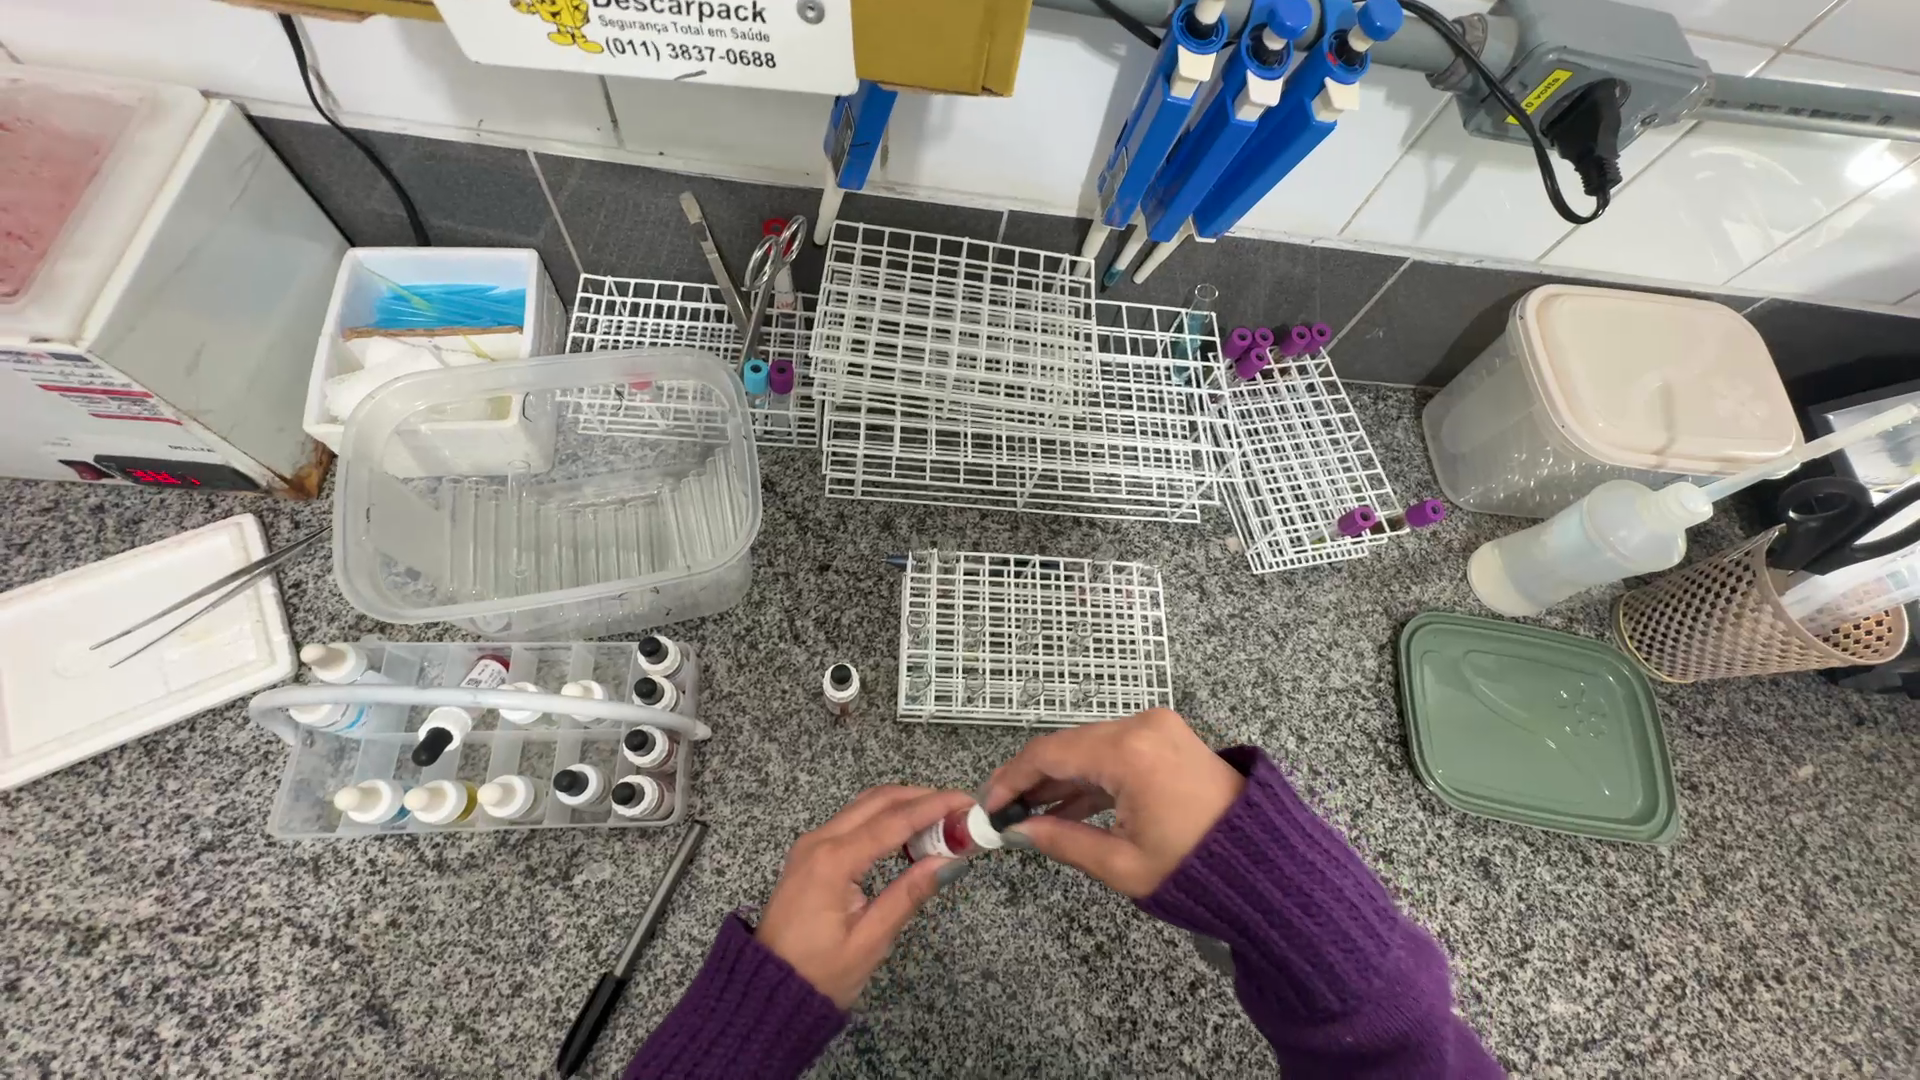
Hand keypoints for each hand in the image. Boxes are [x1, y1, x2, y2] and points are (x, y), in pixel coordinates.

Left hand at [755, 785, 975, 1007]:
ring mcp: (812, 843)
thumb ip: (908, 895)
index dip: (934, 807)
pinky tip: (908, 837)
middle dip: (922, 798)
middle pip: (879, 800)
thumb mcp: (870, 941)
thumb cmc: (818, 975)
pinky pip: (853, 821)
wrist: (765, 993)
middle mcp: (819, 840)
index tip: (967, 802)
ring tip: (941, 822)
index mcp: (833, 860)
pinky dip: (884, 819)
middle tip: (959, 810)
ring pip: (865, 806)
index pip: (894, 820)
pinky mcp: (811, 853)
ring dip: (904, 806)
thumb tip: (948, 861)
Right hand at [979, 708, 1243, 897]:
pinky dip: (1091, 778)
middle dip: (1032, 779)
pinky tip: (1065, 808)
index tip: (986, 805)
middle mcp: (1140, 725)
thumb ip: (1062, 842)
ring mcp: (1157, 728)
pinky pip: (1115, 752)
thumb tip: (1017, 833)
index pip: (1049, 753)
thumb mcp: (1122, 864)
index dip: (1011, 778)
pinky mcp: (1168, 738)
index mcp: (1128, 751)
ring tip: (1027, 814)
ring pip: (1090, 748)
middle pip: (1068, 745)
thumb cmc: (1197, 869)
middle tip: (1002, 811)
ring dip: (1060, 780)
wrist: (1272, 867)